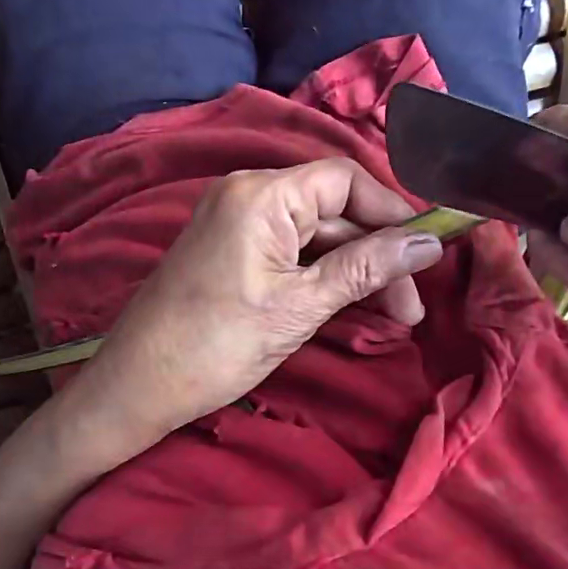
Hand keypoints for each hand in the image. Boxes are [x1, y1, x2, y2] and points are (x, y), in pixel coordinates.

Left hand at [73, 158, 443, 441]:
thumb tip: (431, 244)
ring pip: (320, 237)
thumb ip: (368, 268)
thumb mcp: (301, 306)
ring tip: (393, 316)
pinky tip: (356, 306)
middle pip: (337, 212)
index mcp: (262, 195)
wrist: (136, 387)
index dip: (392, 213)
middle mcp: (250, 194)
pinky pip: (296, 253)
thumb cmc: (217, 345)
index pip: (346, 181)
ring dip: (357, 272)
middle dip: (379, 256)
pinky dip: (327, 277)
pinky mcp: (237, 251)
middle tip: (411, 309)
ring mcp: (241, 223)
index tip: (428, 251)